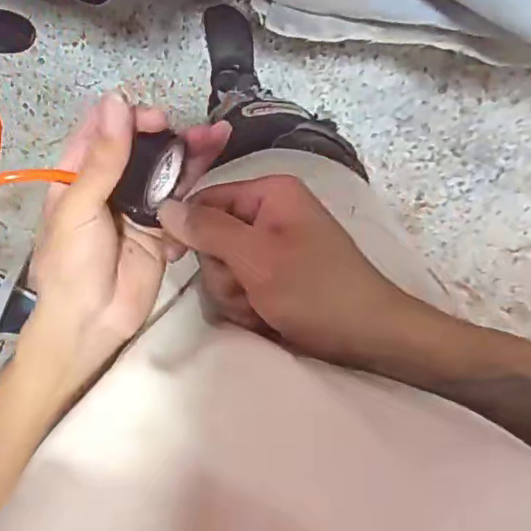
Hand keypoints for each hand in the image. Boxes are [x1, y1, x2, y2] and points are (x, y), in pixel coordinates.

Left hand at [24, 92, 227, 388]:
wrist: (90, 322)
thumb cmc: (71, 264)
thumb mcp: (80, 207)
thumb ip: (103, 158)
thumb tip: (116, 102)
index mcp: (76, 177)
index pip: (102, 132)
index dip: (126, 118)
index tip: (153, 118)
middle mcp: (106, 187)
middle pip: (139, 148)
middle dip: (165, 134)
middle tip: (189, 130)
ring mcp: (134, 208)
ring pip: (164, 171)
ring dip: (188, 154)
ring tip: (216, 136)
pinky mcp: (159, 229)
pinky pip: (179, 201)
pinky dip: (194, 187)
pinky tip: (211, 167)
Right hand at [158, 175, 444, 367]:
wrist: (367, 337)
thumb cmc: (316, 290)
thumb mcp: (256, 257)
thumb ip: (207, 230)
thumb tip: (163, 207)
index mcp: (270, 193)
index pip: (203, 200)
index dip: (186, 229)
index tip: (175, 258)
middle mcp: (268, 213)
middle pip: (208, 238)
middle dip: (221, 272)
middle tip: (247, 288)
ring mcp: (270, 247)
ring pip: (219, 268)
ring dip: (232, 293)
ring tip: (261, 305)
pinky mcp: (271, 275)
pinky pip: (235, 286)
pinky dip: (244, 304)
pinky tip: (266, 314)